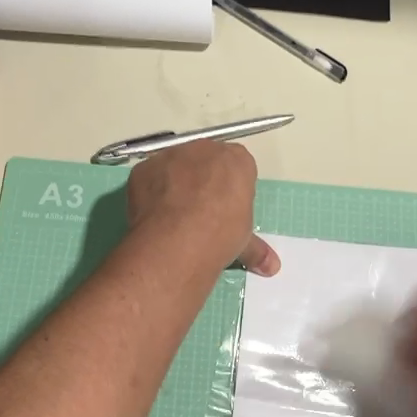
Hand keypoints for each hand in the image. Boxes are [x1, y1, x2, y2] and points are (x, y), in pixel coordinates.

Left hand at [124, 141, 278, 275]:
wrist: (177, 242)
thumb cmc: (221, 236)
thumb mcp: (243, 242)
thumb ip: (255, 248)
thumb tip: (272, 267)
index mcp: (237, 160)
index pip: (237, 166)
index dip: (231, 188)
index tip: (226, 209)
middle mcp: (204, 149)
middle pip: (205, 160)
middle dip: (203, 180)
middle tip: (200, 212)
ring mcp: (171, 155)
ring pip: (175, 165)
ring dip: (175, 183)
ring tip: (173, 216)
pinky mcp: (144, 168)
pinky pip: (150, 176)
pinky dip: (151, 191)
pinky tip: (153, 215)